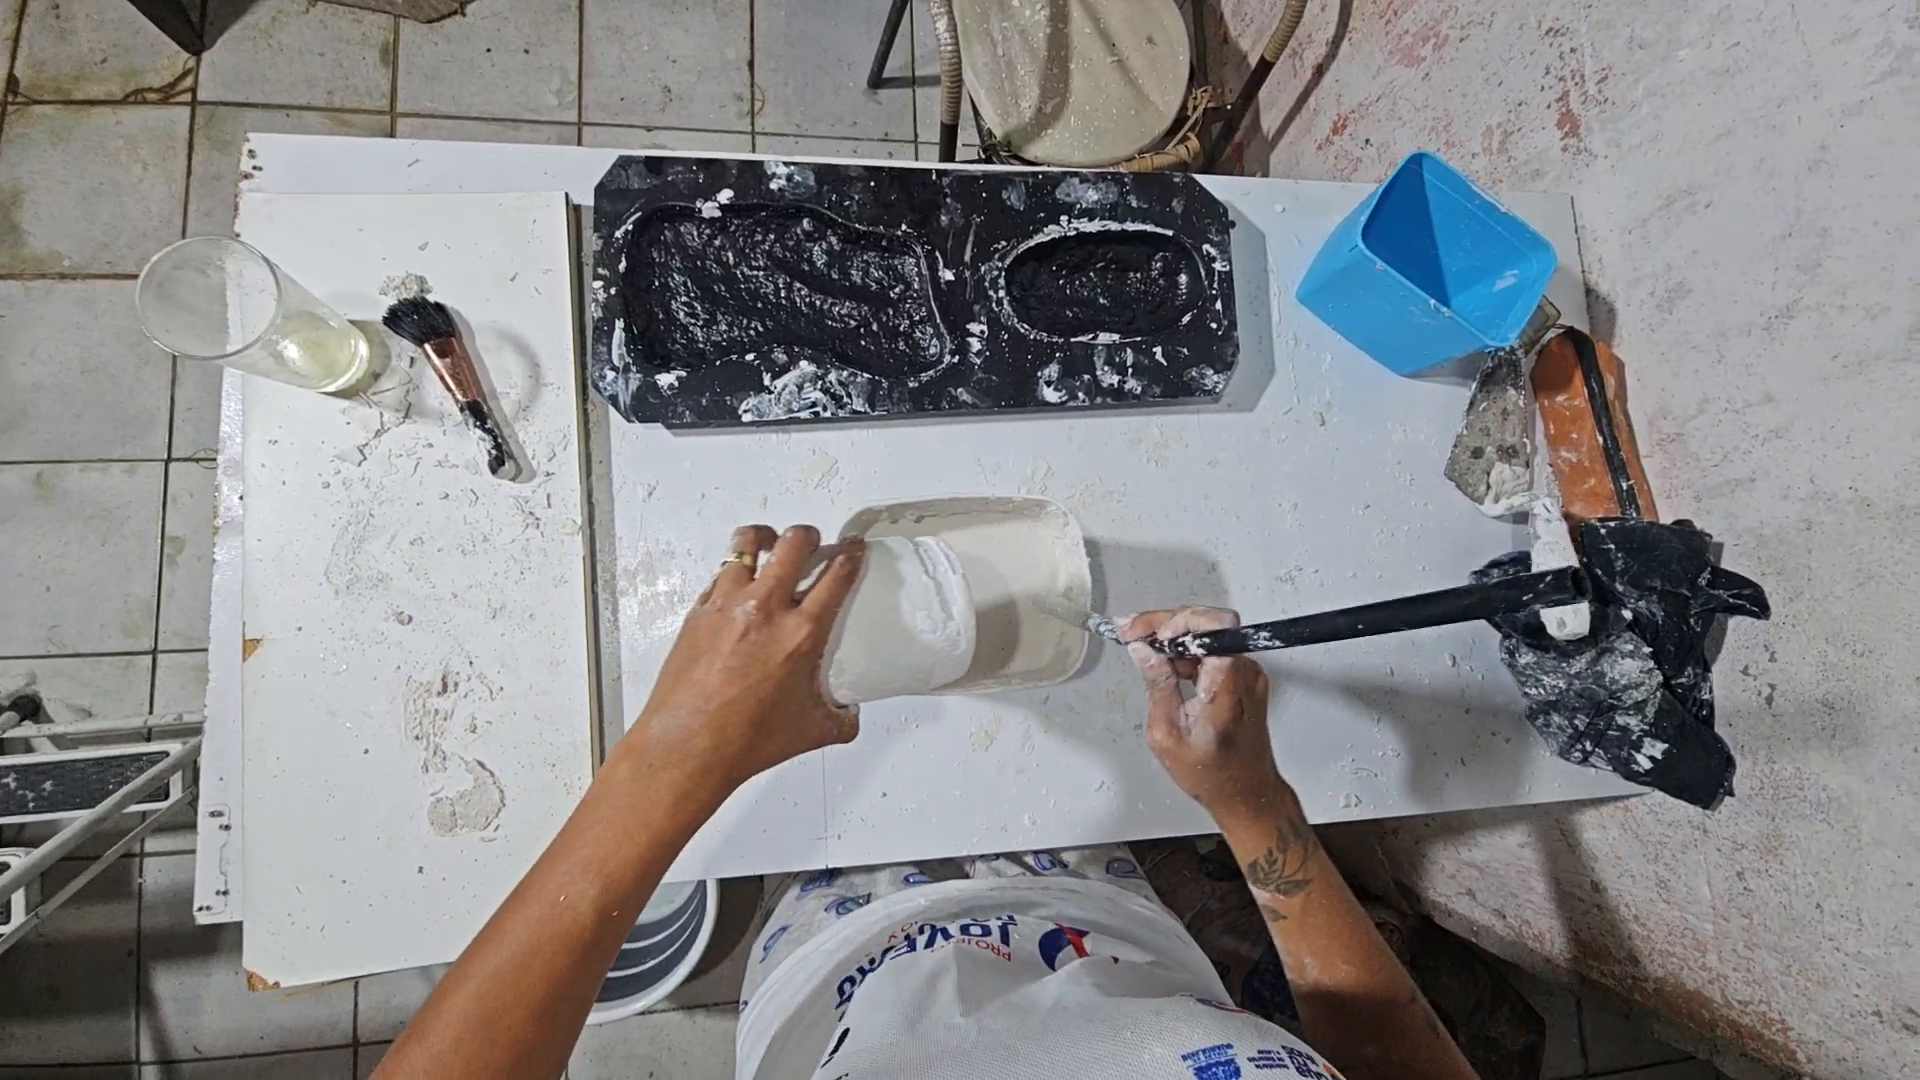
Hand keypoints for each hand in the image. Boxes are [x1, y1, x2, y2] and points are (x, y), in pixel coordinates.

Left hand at [618, 525, 866, 805]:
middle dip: (809, 535)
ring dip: (764, 539)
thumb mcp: (811, 730)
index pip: (836, 575)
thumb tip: (849, 713)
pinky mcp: (699, 611)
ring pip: (748, 544)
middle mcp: (766, 609)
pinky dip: (735, 573)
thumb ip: (840, 717)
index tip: (853, 548)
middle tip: (813, 541)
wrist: (687, 747)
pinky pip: (720, 575)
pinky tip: (740, 586)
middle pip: (794, 543)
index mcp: (801, 633)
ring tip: (770, 544)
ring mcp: (728, 605)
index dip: (850, 554)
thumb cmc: (745, 740)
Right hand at [1122, 607, 1293, 826]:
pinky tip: (1161, 660)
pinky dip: (1184, 649)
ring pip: (1206, 633)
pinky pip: (1212, 648)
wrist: (1246, 793)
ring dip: (1171, 636)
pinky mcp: (1244, 676)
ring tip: (1140, 646)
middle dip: (1163, 624)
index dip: (1177, 621)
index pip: (1214, 626)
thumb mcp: (1167, 734)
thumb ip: (1156, 684)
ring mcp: (1248, 672)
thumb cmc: (1211, 774)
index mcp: (1226, 687)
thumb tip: (1142, 648)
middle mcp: (1244, 673)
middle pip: (1205, 624)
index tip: (1147, 633)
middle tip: (1130, 632)